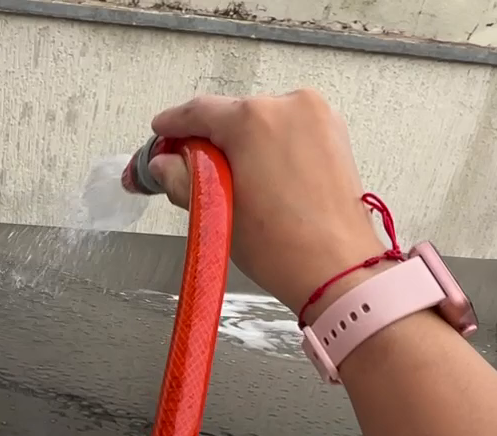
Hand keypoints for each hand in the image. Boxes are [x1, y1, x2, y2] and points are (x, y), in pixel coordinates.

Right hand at [147, 89, 384, 314]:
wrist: (333, 267)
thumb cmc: (282, 246)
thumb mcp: (215, 211)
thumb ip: (182, 179)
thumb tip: (166, 165)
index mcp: (253, 120)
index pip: (199, 111)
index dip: (173, 124)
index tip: (163, 134)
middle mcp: (288, 107)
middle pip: (232, 115)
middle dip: (208, 141)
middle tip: (189, 170)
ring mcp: (316, 117)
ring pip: (261, 124)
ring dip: (240, 146)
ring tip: (230, 187)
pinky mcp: (333, 134)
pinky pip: (288, 133)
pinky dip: (268, 150)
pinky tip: (260, 183)